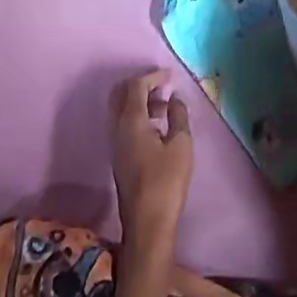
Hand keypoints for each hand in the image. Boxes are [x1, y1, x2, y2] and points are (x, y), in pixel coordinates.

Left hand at [109, 68, 192, 235]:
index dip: (152, 76)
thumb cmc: (166, 182)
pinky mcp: (118, 154)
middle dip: (142, 85)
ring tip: (165, 106)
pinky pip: (124, 122)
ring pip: (122, 108)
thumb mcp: (180, 146)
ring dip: (140, 101)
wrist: (146, 221)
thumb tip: (174, 98)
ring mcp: (115, 140)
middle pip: (123, 93)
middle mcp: (117, 125)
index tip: (170, 75)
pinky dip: (138, 114)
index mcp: (131, 119)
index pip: (136, 86)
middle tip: (163, 86)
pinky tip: (156, 126)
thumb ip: (178, 116)